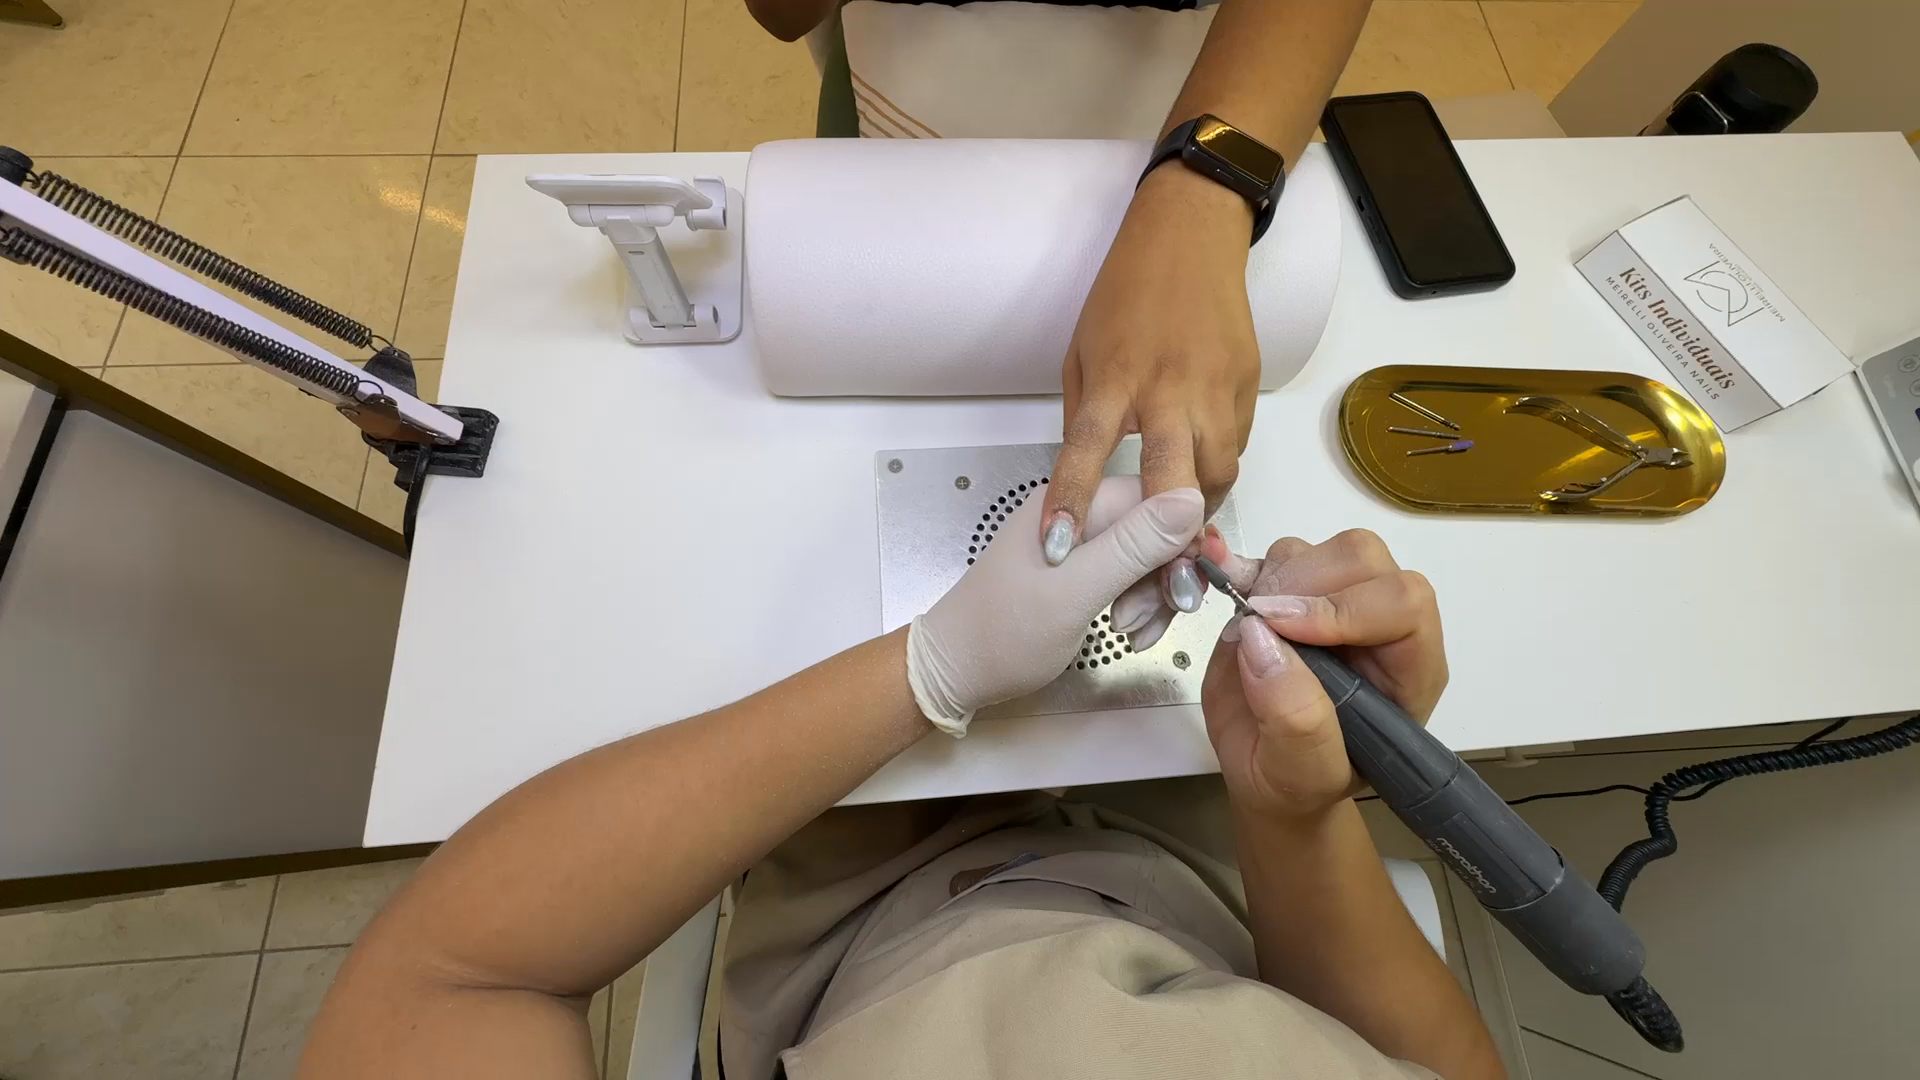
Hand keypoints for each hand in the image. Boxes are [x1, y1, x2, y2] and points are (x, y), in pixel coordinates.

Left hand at [908, 477, 1204, 734]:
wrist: (953, 671)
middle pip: (1153, 528)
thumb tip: (1192, 495)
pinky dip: (1138, 607)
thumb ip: (1132, 547)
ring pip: (1145, 558)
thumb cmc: (1003, 634)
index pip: (1152, 494)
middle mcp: (1074, 514)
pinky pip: (1126, 579)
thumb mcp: (1072, 592)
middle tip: (1158, 614)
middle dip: (1166, 572)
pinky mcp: (1076, 574)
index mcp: (1069, 502)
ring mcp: (1075, 545)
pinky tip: (1130, 633)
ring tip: (1132, 630)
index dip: (1183, 535)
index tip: (1191, 581)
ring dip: (1152, 596)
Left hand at [1039, 165, 1258, 641]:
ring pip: (1218, 474)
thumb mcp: (1081, 354)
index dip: (1069, 505)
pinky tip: (1201, 492)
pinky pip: (1235, 450)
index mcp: (1115, 378)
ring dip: (1200, 517)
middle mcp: (1169, 389)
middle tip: (1167, 591)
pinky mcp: (1249, 388)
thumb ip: (1085, 419)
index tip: (1054, 553)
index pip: (1087, 451)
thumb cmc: (1121, 296)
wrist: (1192, 233)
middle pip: (1176, 478)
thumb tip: (1084, 479)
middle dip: (1171, 540)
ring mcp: (1216, 389)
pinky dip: (1218, 477)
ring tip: (1181, 548)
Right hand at [1198, 528, 1446, 820]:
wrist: (1263, 774)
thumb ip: (1296, 718)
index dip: (1342, 606)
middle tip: (1257, 620)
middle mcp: (1374, 623)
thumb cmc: (1294, 782)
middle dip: (1303, 582)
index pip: (1402, 603)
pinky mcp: (1281, 595)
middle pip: (1362, 558)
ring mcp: (1326, 604)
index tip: (1279, 628)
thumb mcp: (1301, 772)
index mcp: (1406, 667)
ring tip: (1244, 623)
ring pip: (1315, 550)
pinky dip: (1238, 566)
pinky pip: (1269, 557)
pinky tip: (1223, 590)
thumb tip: (1260, 636)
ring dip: (1272, 577)